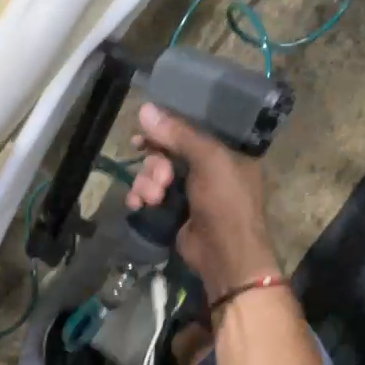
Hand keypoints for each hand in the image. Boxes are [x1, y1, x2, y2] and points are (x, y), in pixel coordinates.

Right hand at [128, 103, 280, 299]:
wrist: (224, 254)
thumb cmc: (227, 203)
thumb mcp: (208, 160)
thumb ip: (178, 134)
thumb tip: (144, 109)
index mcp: (225, 149)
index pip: (191, 128)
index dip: (167, 128)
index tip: (144, 134)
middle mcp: (207, 165)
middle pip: (166, 151)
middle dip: (156, 165)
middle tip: (161, 179)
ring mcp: (189, 188)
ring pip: (154, 173)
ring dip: (146, 183)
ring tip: (151, 199)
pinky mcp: (173, 208)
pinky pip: (149, 193)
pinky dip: (140, 197)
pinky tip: (137, 204)